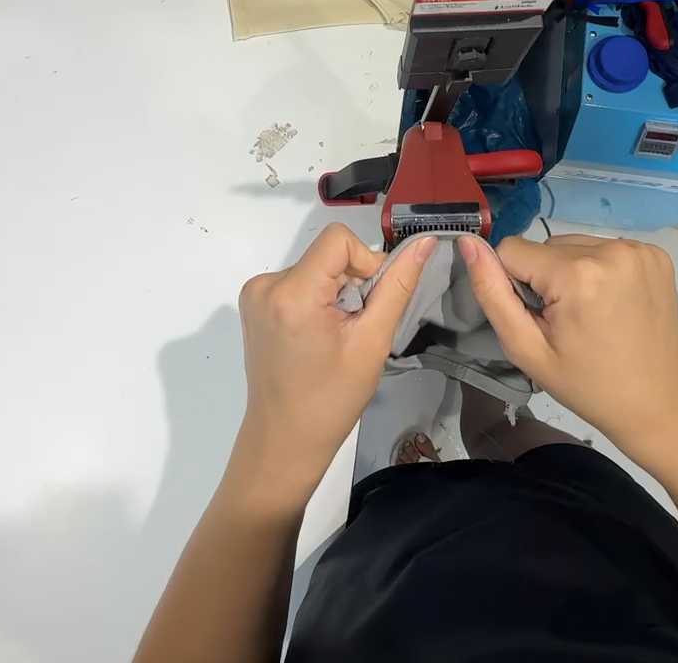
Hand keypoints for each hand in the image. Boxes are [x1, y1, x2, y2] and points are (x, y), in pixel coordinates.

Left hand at [232, 225, 432, 502]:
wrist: (284, 438)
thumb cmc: (332, 399)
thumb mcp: (372, 341)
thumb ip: (398, 286)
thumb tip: (423, 243)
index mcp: (292, 292)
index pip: (339, 240)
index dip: (365, 263)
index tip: (370, 303)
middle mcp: (265, 284)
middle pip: (327, 254)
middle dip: (351, 283)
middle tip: (353, 328)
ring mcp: (255, 293)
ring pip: (316, 267)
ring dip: (335, 293)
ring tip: (334, 336)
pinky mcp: (254, 302)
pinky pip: (298, 280)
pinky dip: (316, 299)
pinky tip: (317, 335)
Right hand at [458, 233, 677, 451]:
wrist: (657, 403)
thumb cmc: (586, 384)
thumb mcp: (526, 348)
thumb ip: (491, 292)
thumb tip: (467, 243)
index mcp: (577, 274)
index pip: (512, 250)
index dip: (515, 284)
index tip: (540, 318)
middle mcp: (611, 250)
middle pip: (544, 246)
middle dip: (544, 277)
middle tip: (565, 320)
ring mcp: (638, 249)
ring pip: (572, 245)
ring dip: (570, 271)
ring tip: (589, 312)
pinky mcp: (655, 253)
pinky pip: (601, 247)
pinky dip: (597, 269)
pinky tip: (610, 301)